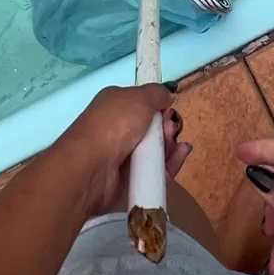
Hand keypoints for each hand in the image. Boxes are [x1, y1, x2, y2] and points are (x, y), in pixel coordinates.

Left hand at [45, 84, 190, 218]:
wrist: (92, 167)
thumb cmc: (114, 124)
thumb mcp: (139, 98)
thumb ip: (157, 93)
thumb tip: (168, 93)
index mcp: (115, 106)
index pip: (141, 105)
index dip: (157, 107)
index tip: (168, 109)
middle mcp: (118, 130)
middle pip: (152, 129)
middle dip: (166, 127)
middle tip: (170, 129)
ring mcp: (124, 157)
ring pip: (156, 151)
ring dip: (170, 145)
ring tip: (176, 143)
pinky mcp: (131, 181)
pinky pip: (157, 172)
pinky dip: (171, 164)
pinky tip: (182, 154)